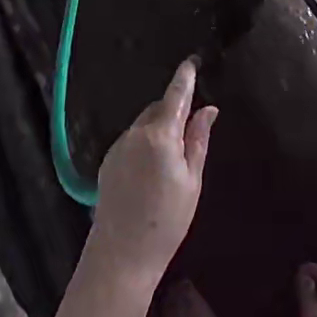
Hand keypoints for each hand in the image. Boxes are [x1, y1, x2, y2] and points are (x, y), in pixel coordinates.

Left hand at [91, 58, 217, 281]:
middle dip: (174, 108)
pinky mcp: (108, 160)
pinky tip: (153, 167)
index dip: (185, 77)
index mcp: (160, 134)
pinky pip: (132, 138)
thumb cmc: (167, 220)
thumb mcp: (192, 180)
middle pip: (158, 108)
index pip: (175, 96)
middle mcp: (135, 133)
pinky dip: (145, 140)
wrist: (120, 255)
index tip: (192, 61)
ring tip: (173, 153)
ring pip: (144, 123)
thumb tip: (208, 109)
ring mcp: (118, 146)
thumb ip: (198, 139)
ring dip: (159, 125)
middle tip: (191, 124)